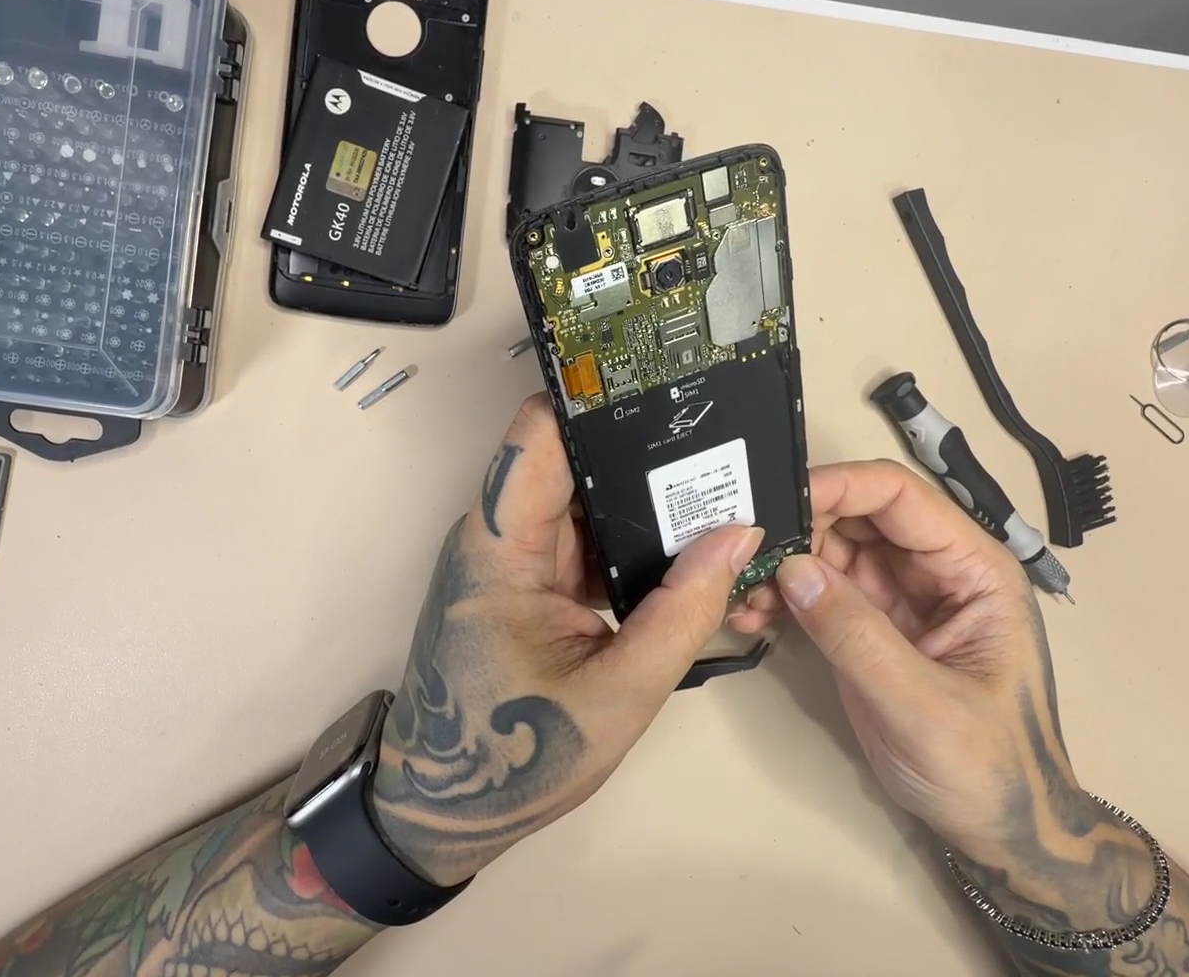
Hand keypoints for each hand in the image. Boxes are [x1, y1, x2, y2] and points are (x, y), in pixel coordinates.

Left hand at [371, 395, 762, 885]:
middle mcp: (499, 535)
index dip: (593, 398)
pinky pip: (579, 538)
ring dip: (637, 497)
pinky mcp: (525, 581)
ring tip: (711, 485)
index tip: (659, 380)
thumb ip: (685, 612)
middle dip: (637, 446)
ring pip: (579, 499)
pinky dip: (624, 539)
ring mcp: (512, 557)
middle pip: (568, 460)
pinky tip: (679, 540)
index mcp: (501, 545)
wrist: (447, 808)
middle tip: (714, 437)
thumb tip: (740, 536)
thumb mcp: (619, 690)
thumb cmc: (516, 755)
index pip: (539, 435)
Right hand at [731, 460, 1108, 871]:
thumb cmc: (985, 768)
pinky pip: (814, 589)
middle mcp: (931, 568)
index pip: (898, 496)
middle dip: (796, 527)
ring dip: (779, 564)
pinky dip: (779, 596)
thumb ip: (857, 635)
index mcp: (970, 566)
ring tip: (740, 596)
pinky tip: (751, 617)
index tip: (775, 504)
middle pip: (854, 515)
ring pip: (825, 548)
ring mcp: (894, 595)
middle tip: (742, 554)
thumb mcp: (922, 704)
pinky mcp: (864, 623)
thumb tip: (791, 568)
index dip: (837, 487)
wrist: (996, 829)